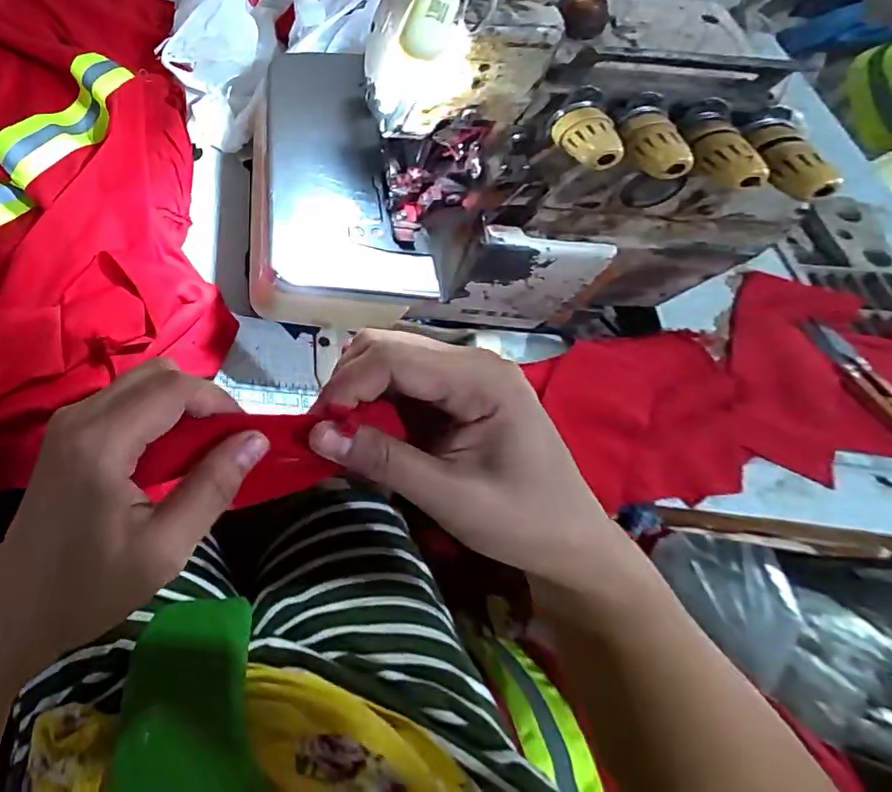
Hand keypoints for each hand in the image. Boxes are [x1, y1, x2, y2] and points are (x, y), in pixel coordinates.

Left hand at [0, 360, 267, 666]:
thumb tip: (255, 440)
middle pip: (156, 373)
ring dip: (177, 403)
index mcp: (102, 441)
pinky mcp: (66, 427)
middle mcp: (81, 414)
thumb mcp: (164, 549)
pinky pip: (121, 398)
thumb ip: (212, 488)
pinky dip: (153, 412)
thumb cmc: (91, 586)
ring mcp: (69, 417)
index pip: (173, 389)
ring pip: (138, 381)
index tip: (247, 432)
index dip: (218, 401)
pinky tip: (165, 453)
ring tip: (200, 449)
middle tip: (225, 441)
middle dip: (199, 397)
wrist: (19, 601)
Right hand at [309, 329, 628, 592]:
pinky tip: (366, 429)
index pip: (391, 357)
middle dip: (347, 383)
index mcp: (480, 377)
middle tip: (327, 429)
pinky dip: (372, 398)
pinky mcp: (453, 389)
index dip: (346, 386)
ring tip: (342, 430)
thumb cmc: (523, 523)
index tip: (319, 427)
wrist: (574, 545)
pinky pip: (398, 379)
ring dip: (356, 388)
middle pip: (384, 345)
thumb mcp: (449, 497)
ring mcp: (462, 371)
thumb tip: (317, 435)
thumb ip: (383, 460)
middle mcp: (469, 360)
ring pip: (385, 356)